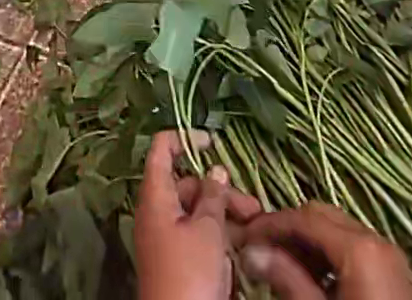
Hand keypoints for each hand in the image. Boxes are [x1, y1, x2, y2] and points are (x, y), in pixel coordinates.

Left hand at [134, 131, 261, 299]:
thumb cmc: (189, 273)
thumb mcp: (207, 230)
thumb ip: (213, 197)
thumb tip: (216, 171)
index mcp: (156, 195)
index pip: (161, 150)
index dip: (184, 138)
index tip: (211, 142)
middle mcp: (157, 211)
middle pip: (188, 184)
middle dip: (220, 192)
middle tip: (253, 208)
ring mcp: (166, 237)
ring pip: (197, 212)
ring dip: (225, 216)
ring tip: (255, 229)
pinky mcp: (176, 260)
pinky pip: (197, 235)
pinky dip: (218, 236)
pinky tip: (242, 247)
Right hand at [239, 203, 411, 299]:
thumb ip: (286, 280)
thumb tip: (251, 252)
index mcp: (359, 247)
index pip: (304, 218)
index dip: (270, 224)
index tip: (243, 236)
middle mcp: (376, 240)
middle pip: (321, 216)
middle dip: (288, 230)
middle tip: (260, 250)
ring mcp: (388, 257)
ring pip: (336, 231)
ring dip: (306, 243)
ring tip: (280, 267)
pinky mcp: (393, 275)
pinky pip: (353, 250)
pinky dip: (327, 256)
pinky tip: (311, 281)